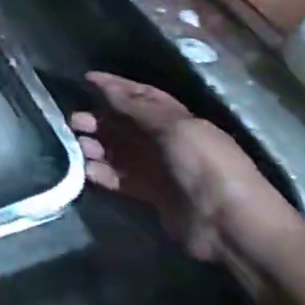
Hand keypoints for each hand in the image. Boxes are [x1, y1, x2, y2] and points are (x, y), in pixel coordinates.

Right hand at [71, 72, 304, 282]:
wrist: (231, 224)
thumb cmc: (206, 165)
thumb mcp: (175, 128)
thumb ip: (138, 108)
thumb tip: (106, 88)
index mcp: (177, 119)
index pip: (141, 95)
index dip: (115, 86)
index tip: (86, 80)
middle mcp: (166, 141)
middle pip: (126, 124)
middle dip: (100, 118)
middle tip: (74, 120)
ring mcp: (159, 169)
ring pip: (120, 151)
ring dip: (97, 146)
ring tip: (76, 145)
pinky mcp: (152, 196)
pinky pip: (121, 179)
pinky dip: (102, 174)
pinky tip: (86, 171)